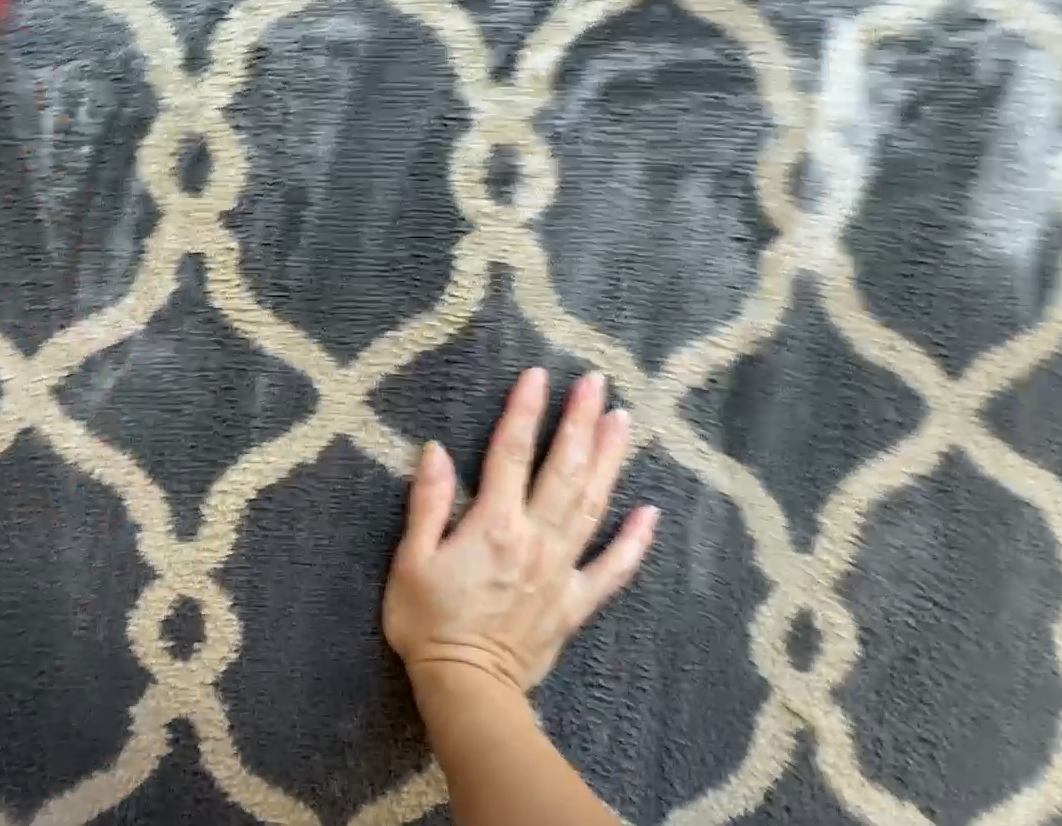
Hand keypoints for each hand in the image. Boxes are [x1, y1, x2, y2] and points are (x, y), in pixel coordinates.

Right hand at [383, 368, 658, 694]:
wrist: (466, 685)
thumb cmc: (427, 619)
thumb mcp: (411, 558)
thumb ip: (428, 502)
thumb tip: (436, 450)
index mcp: (493, 525)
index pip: (512, 454)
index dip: (526, 411)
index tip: (539, 375)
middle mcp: (535, 539)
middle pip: (564, 470)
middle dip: (580, 423)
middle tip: (598, 382)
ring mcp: (561, 570)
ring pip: (592, 505)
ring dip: (610, 460)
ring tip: (623, 421)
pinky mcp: (575, 601)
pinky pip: (612, 567)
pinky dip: (634, 540)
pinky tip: (650, 512)